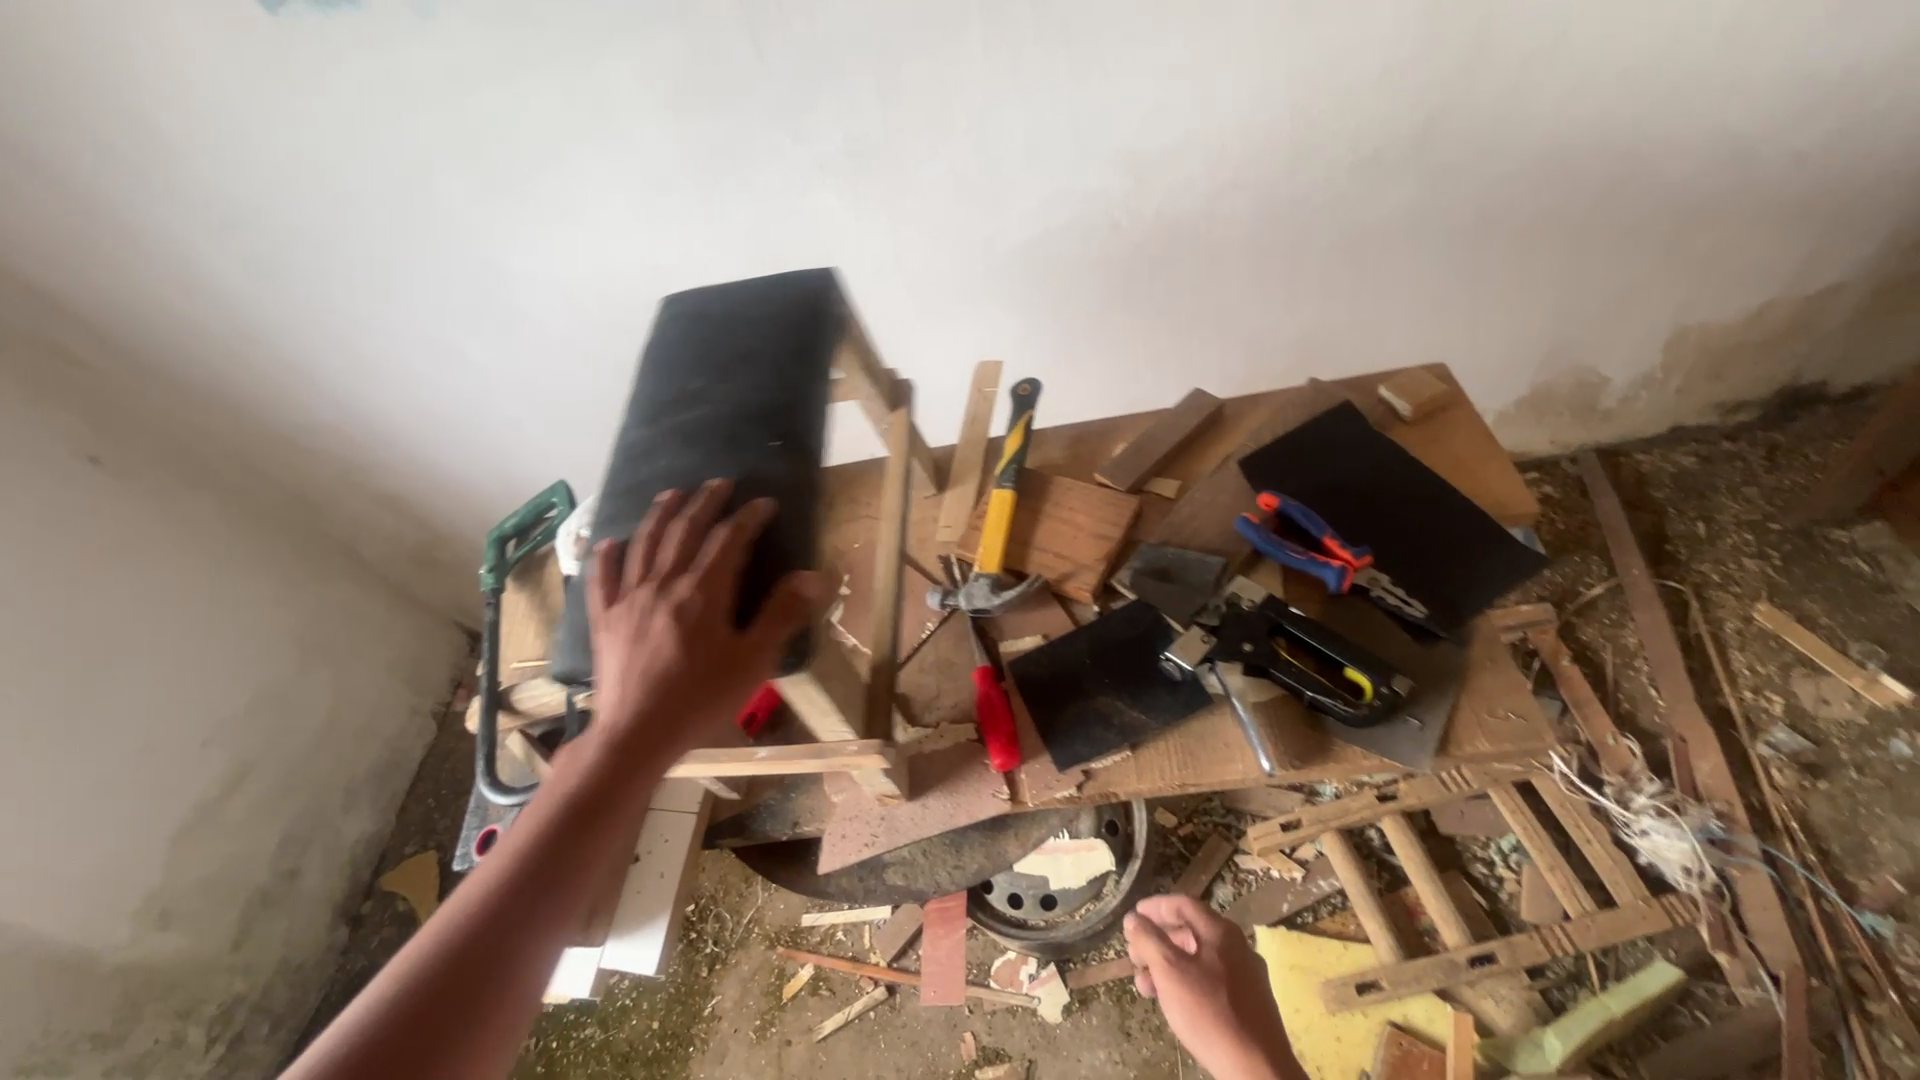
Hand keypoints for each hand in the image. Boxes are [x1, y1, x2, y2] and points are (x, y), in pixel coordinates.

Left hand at [585, 478, 826, 762]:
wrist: (636, 734)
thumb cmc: (701, 700)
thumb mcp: (752, 661)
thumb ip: (781, 615)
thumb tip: (814, 575)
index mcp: (703, 592)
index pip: (729, 539)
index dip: (749, 516)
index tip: (765, 502)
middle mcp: (663, 584)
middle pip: (684, 530)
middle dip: (705, 502)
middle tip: (720, 483)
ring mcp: (629, 599)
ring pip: (644, 544)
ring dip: (660, 513)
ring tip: (673, 493)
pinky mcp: (606, 619)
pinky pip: (603, 578)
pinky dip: (607, 555)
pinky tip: (611, 541)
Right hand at [1125, 894, 1304, 1079]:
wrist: (1257, 1067)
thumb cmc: (1209, 1012)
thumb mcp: (1170, 971)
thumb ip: (1149, 940)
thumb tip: (1134, 918)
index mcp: (1220, 932)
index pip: (1182, 904)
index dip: (1154, 907)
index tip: (1133, 916)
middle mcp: (1237, 946)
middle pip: (1190, 931)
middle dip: (1157, 941)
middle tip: (1134, 955)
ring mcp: (1246, 975)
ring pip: (1199, 959)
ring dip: (1167, 965)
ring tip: (1145, 984)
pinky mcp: (1249, 1001)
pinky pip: (1211, 979)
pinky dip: (1186, 982)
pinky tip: (1172, 1001)